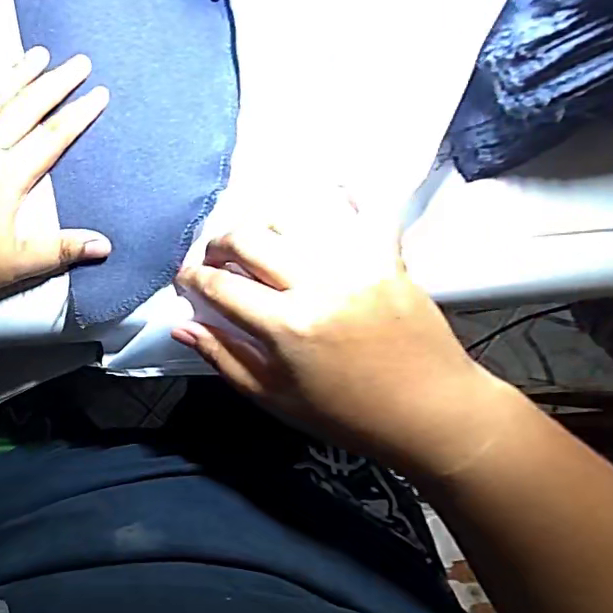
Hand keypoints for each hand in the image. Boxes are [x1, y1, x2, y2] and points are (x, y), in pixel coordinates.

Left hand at [0, 48, 110, 303]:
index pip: (53, 137)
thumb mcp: (15, 263)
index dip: (80, 114)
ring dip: (12, 75)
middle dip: (56, 83)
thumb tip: (103, 246)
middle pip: (25, 107)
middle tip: (78, 63)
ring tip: (34, 57)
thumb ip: (61, 250)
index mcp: (7, 176)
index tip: (99, 94)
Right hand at [172, 195, 524, 478]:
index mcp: (286, 327)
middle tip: (214, 258)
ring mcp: (356, 265)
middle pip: (249, 237)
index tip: (186, 280)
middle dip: (218, 242)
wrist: (429, 412)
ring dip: (264, 219)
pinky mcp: (387, 257)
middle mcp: (318, 285)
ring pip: (294, 214)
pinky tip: (321, 197)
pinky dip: (339, 198)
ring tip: (257, 237)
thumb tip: (183, 326)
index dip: (193, 279)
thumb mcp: (273, 397)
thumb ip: (224, 357)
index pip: (220, 286)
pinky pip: (361, 210)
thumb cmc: (346, 414)